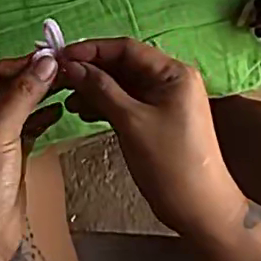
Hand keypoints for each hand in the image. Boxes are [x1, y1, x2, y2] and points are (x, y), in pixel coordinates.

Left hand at [0, 53, 62, 258]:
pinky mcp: (10, 153)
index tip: (55, 57)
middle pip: (12, 85)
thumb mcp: (1, 128)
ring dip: (43, 94)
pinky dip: (44, 116)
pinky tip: (60, 110)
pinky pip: (29, 125)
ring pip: (22, 104)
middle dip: (37, 76)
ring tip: (70, 85)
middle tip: (68, 70)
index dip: (26, 62)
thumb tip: (48, 61)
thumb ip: (24, 92)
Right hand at [55, 38, 243, 239]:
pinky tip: (82, 110)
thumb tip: (72, 66)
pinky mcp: (157, 117)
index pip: (127, 48)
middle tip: (59, 77)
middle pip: (124, 64)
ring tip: (67, 97)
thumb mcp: (131, 122)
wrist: (201, 211)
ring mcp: (165, 99)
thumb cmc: (171, 163)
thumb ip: (101, 89)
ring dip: (95, 88)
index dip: (92, 49)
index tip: (61, 56)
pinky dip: (105, 103)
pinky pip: (127, 101)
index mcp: (173, 72)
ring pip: (123, 83)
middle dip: (91, 69)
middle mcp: (171, 79)